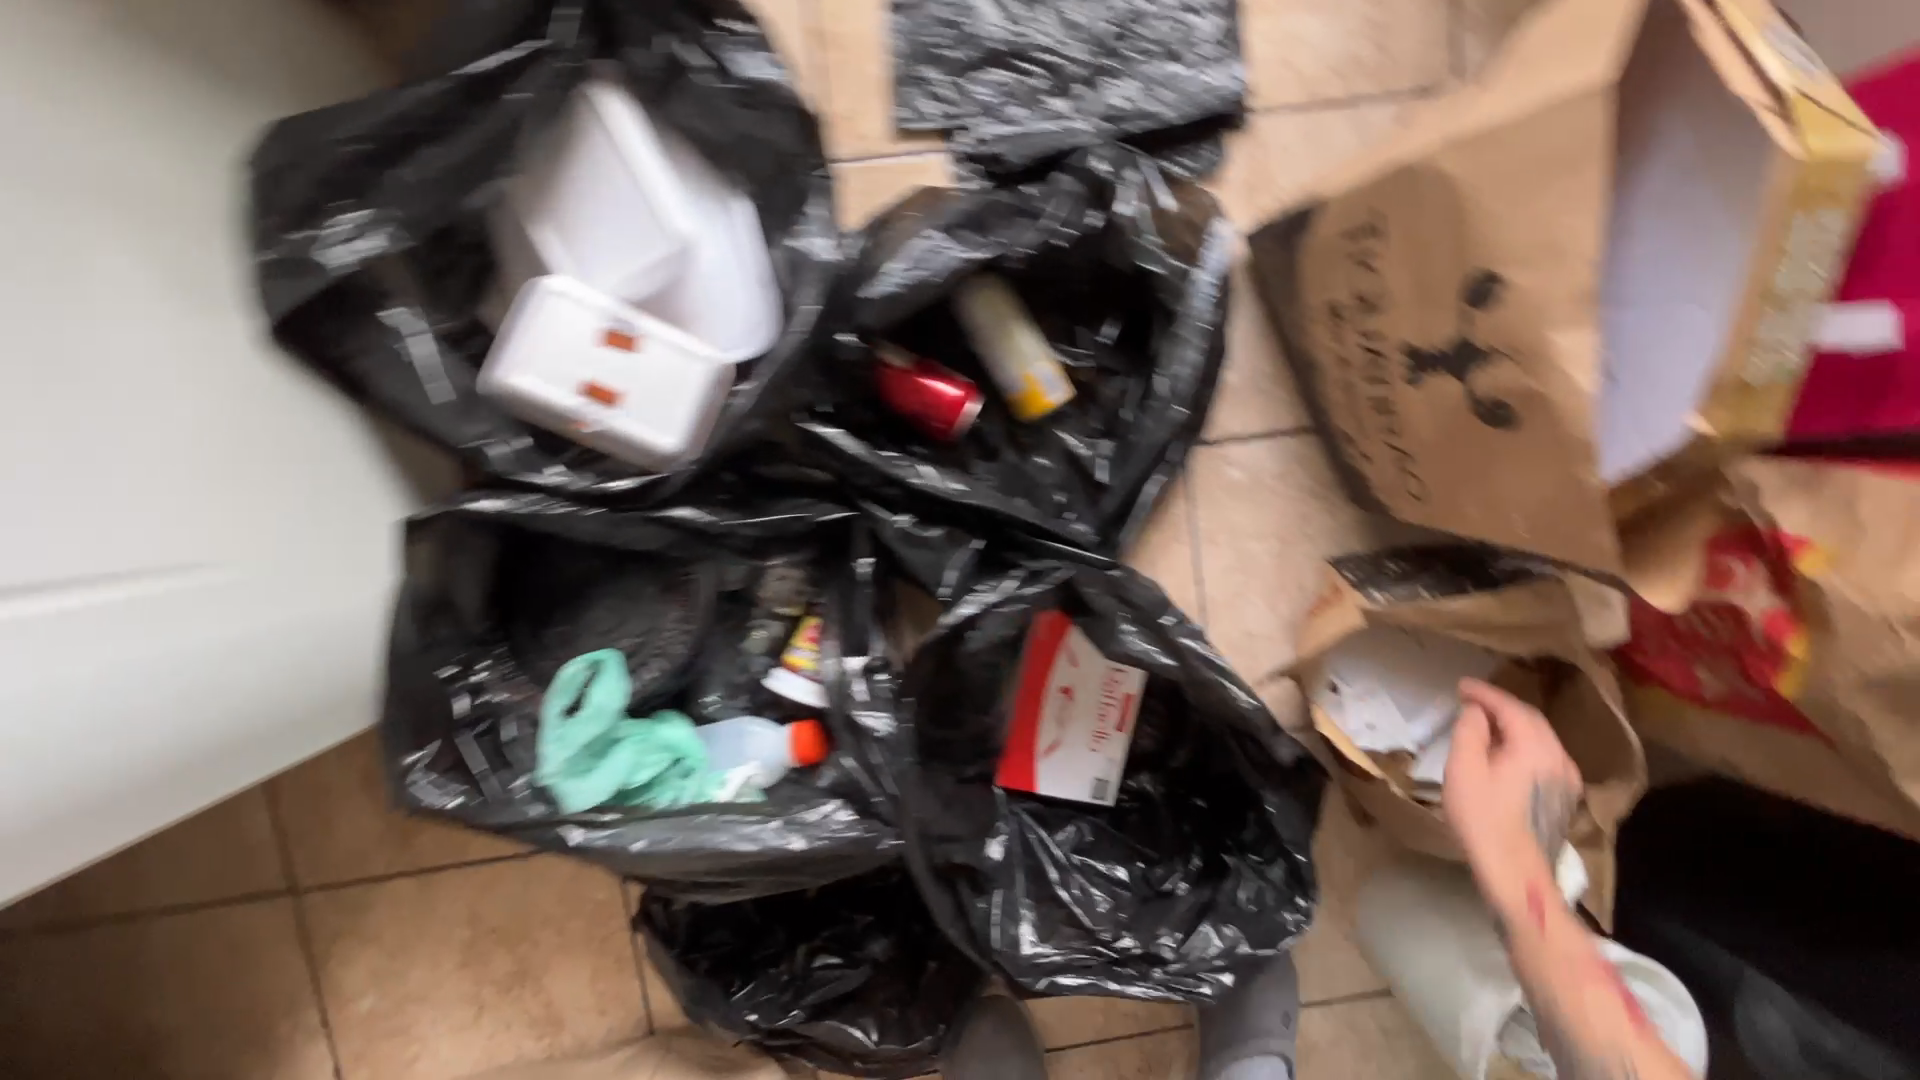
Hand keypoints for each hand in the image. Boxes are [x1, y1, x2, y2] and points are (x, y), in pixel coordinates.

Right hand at [1443, 677, 1582, 902]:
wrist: (1514, 869)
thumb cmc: (1482, 816)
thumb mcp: (1464, 767)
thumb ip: (1470, 731)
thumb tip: (1476, 712)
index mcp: (1536, 747)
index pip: (1511, 708)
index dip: (1485, 693)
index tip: (1460, 685)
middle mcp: (1559, 758)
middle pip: (1531, 720)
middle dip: (1501, 706)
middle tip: (1471, 699)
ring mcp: (1567, 779)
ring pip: (1540, 739)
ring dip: (1512, 725)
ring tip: (1484, 722)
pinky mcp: (1563, 797)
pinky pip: (1543, 756)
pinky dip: (1522, 744)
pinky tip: (1504, 751)